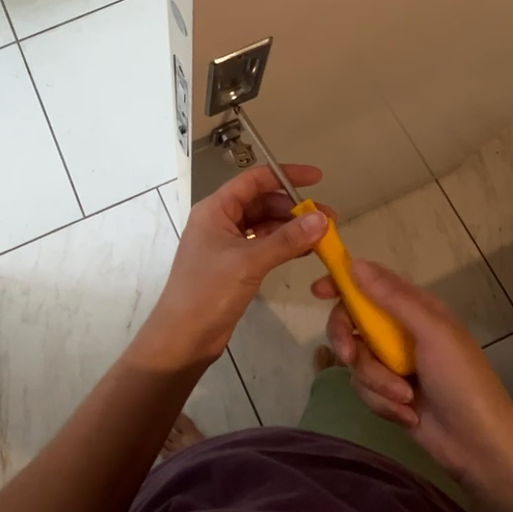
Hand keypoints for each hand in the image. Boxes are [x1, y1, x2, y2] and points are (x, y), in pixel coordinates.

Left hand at [130, 164, 333, 370]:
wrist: (184, 336)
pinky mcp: (234, 265)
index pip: (254, 180)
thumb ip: (287, 239)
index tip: (317, 178)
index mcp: (215, 209)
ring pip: (264, 225)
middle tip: (328, 219)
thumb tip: (321, 218)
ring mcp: (226, 244)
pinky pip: (263, 245)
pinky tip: (306, 251)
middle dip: (294, 208)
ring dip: (292, 228)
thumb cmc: (208, 291)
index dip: (285, 175)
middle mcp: (220, 220)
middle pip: (261, 202)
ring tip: (323, 237)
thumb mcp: (249, 262)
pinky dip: (284, 246)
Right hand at [314, 260, 512, 473]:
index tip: (317, 291)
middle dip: (347, 340)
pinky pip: (362, 388)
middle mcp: (398, 331)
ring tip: (405, 397)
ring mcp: (391, 363)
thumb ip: (393, 298)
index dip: (342, 281)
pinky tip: (407, 414)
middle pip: (350, 321)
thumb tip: (355, 264)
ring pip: (354, 359)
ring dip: (375, 381)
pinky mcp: (387, 392)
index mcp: (413, 308)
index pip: (369, 282)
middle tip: (348, 356)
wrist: (480, 448)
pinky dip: (382, 402)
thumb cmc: (463, 381)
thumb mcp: (432, 333)